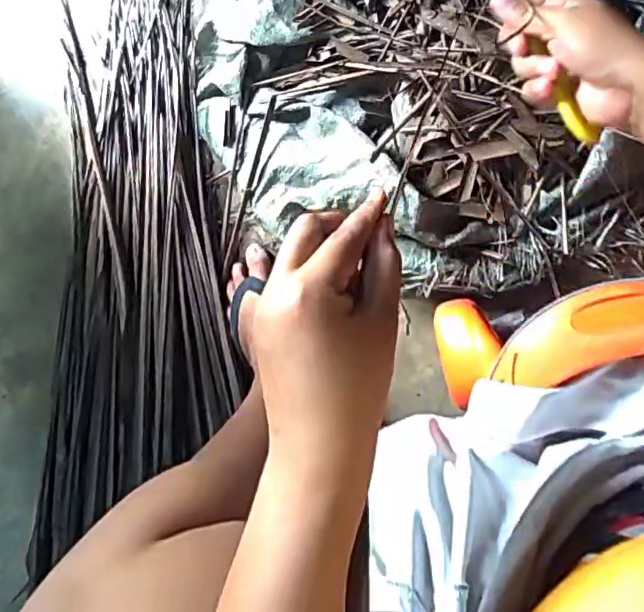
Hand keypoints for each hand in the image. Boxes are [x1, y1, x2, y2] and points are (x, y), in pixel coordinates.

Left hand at [244, 190, 401, 472]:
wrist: (319, 446)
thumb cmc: (359, 387)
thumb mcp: (382, 320)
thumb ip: (384, 264)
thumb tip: (381, 228)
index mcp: (307, 288)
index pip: (342, 236)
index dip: (366, 214)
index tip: (382, 196)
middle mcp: (276, 287)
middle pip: (306, 230)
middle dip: (337, 223)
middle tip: (368, 232)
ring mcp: (262, 304)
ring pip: (291, 251)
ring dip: (321, 245)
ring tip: (354, 267)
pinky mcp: (258, 319)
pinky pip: (281, 276)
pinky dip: (306, 269)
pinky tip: (332, 288)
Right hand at [489, 0, 643, 139]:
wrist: (630, 91)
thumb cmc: (607, 48)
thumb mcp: (562, 23)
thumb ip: (525, 15)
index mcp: (566, 7)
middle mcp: (560, 32)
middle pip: (519, 31)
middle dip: (518, 41)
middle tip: (525, 45)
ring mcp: (559, 61)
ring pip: (523, 62)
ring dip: (534, 68)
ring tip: (555, 70)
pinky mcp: (558, 88)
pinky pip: (532, 87)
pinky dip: (539, 89)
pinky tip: (552, 87)